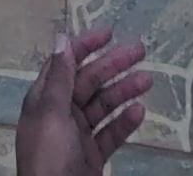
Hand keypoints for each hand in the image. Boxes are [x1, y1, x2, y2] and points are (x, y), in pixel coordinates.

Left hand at [15, 28, 151, 175]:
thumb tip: (61, 39)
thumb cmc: (49, 159)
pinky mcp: (91, 159)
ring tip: (148, 79)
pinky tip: (139, 112)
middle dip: (113, 64)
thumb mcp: (51, 115)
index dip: (85, 46)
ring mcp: (76, 137)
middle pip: (88, 81)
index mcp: (44, 101)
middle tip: (141, 50)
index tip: (109, 33)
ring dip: (124, 90)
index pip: (65, 63)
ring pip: (103, 106)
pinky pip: (110, 134)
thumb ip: (60, 78)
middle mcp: (59, 115)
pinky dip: (124, 122)